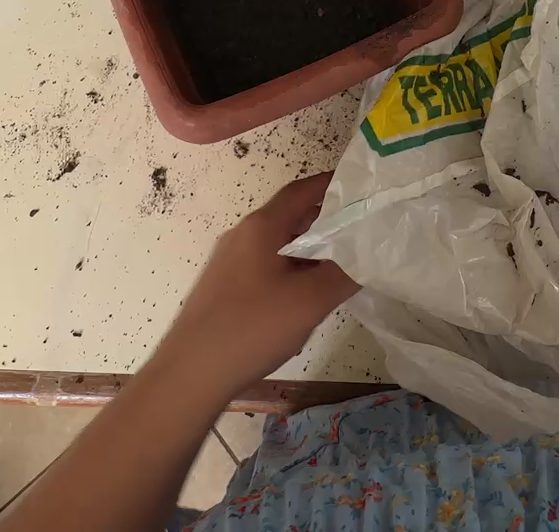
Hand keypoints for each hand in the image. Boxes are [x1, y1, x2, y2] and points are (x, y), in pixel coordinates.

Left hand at [150, 172, 357, 397]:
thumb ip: (344, 273)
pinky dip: (292, 269)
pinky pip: (266, 266)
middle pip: (291, 216)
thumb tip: (368, 253)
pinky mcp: (225, 287)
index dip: (331, 184)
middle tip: (361, 230)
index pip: (301, 191)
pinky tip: (307, 296)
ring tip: (342, 265)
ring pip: (279, 244)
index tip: (361, 187)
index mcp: (261, 226)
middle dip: (326, 221)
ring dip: (310, 249)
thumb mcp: (310, 300)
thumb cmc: (252, 327)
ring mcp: (230, 262)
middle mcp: (243, 235)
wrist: (190, 374)